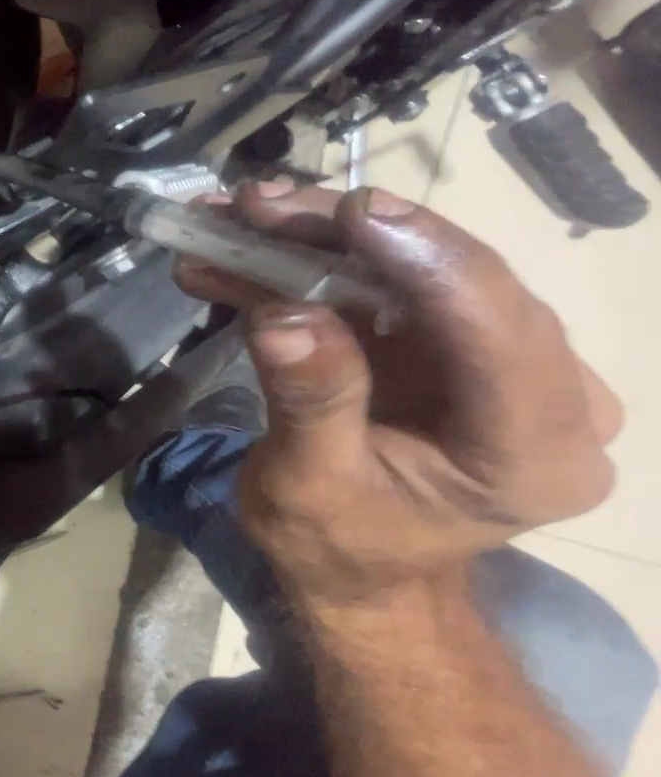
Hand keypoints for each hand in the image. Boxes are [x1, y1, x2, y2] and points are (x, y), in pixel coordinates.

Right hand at [176, 182, 622, 605]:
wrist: (352, 571)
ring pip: (412, 274)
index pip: (501, 335)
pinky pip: (381, 290)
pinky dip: (306, 268)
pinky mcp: (448, 347)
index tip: (352, 212)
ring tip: (232, 217)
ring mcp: (498, 364)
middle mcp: (545, 393)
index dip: (430, 263)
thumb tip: (282, 319)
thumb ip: (311, 406)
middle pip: (455, 287)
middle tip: (256, 205)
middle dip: (348, 239)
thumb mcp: (309, 488)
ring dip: (316, 241)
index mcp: (531, 450)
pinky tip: (238, 253)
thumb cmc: (335, 546)